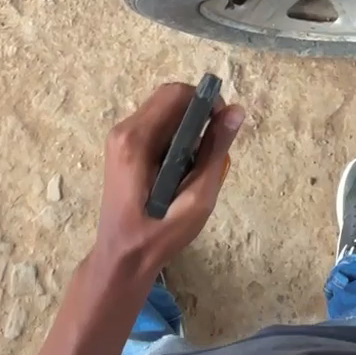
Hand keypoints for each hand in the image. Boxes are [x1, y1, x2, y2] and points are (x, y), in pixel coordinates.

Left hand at [92, 83, 245, 279]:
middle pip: (168, 97)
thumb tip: (236, 110)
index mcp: (136, 139)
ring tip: (197, 160)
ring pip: (163, 108)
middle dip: (198, 112)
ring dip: (187, 124)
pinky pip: (156, 123)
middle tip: (212, 146)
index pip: (176, 94)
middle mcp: (123, 130)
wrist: (121, 260)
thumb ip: (215, 151)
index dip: (205, 101)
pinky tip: (181, 164)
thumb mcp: (197, 198)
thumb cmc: (160, 236)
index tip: (222, 126)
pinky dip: (175, 133)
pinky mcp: (122, 146)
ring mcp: (120, 137)